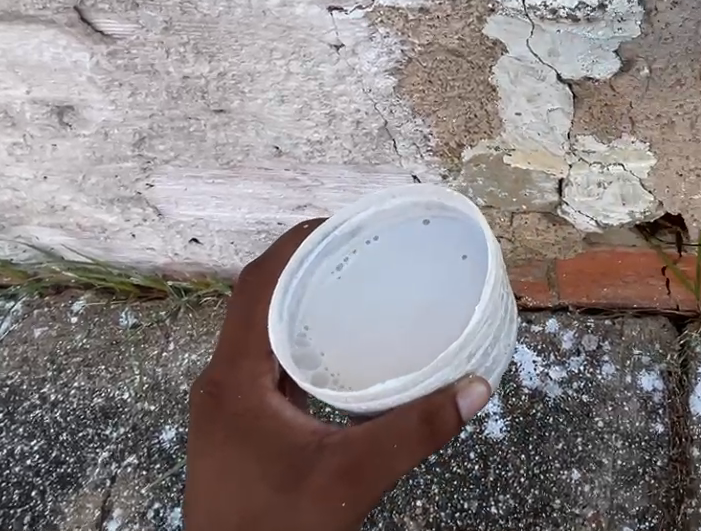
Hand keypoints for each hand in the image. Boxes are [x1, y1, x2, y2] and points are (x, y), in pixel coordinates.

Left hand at [184, 220, 493, 530]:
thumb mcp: (351, 479)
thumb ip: (415, 431)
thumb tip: (479, 387)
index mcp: (233, 380)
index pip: (255, 286)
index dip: (295, 244)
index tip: (344, 221)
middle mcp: (221, 382)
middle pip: (257, 299)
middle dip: (305, 263)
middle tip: (362, 246)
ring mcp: (226, 405)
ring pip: (259, 327)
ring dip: (299, 297)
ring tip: (355, 280)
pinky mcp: (238, 424)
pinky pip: (266, 356)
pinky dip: (299, 333)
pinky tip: (340, 343)